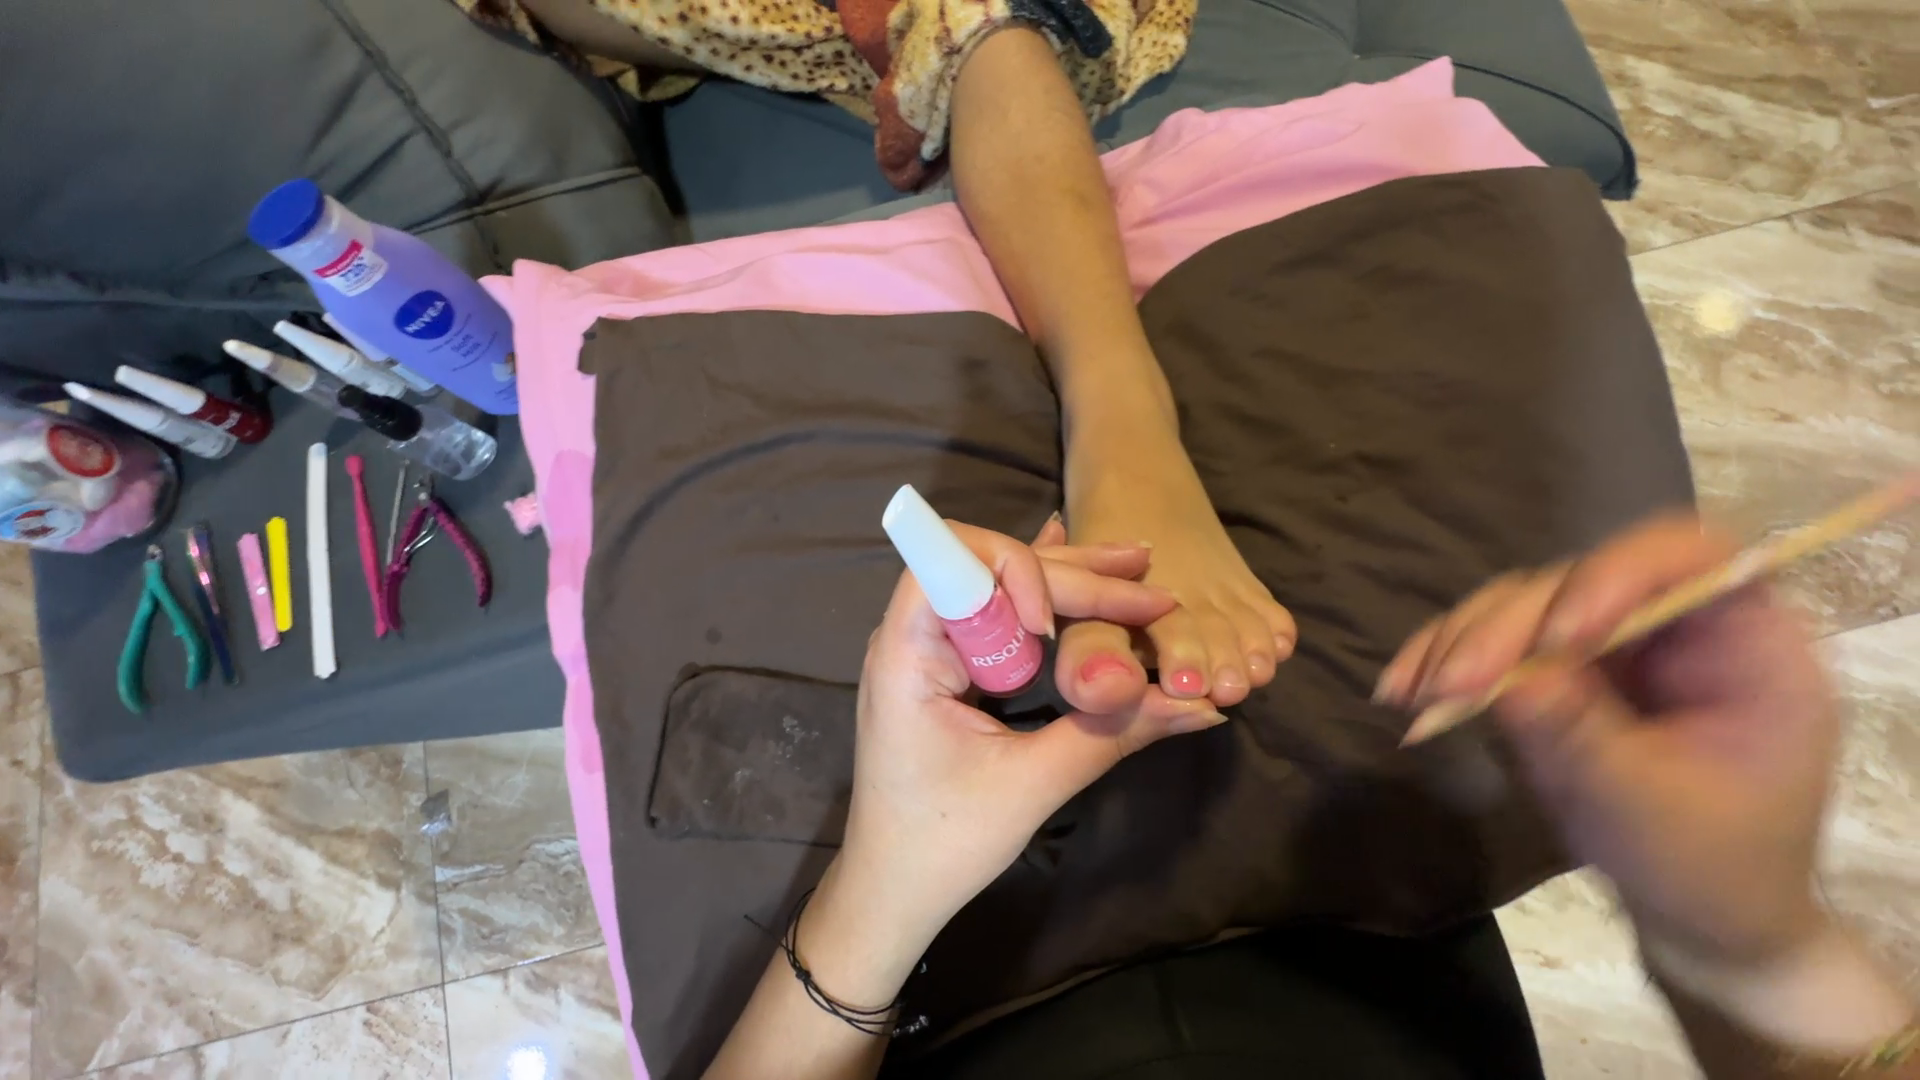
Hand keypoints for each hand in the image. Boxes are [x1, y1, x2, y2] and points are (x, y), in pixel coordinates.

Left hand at [829, 521, 1228, 957]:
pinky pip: (1000, 616)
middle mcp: (914, 634)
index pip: (951, 562)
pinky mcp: (952, 666)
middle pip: (991, 571)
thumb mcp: (1033, 785)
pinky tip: (1082, 572)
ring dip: (1069, 579)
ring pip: (1001, 588)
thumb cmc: (944, 843)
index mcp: (907, 652)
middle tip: (1148, 582)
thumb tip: (1198, 706)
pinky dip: (1048, 599)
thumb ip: (1110, 733)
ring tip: (1136, 565)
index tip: (1051, 626)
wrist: (893, 887)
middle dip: (1072, 576)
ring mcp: (932, 647)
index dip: (1010, 570)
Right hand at [1376, 515, 1837, 970]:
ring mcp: (1598, 639)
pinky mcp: (1544, 662)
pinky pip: (1479, 638)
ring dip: (1455, 643)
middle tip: (1451, 687)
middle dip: (1502, 630)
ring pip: (1511, 604)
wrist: (1690, 906)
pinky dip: (1436, 659)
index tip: (1558, 640)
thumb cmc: (1706, 862)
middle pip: (1568, 583)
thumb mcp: (1652, 807)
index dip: (1615, 577)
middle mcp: (1661, 623)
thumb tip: (1509, 681)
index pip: (1683, 559)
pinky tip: (1401, 690)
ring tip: (1412, 695)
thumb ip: (1584, 736)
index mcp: (1737, 644)